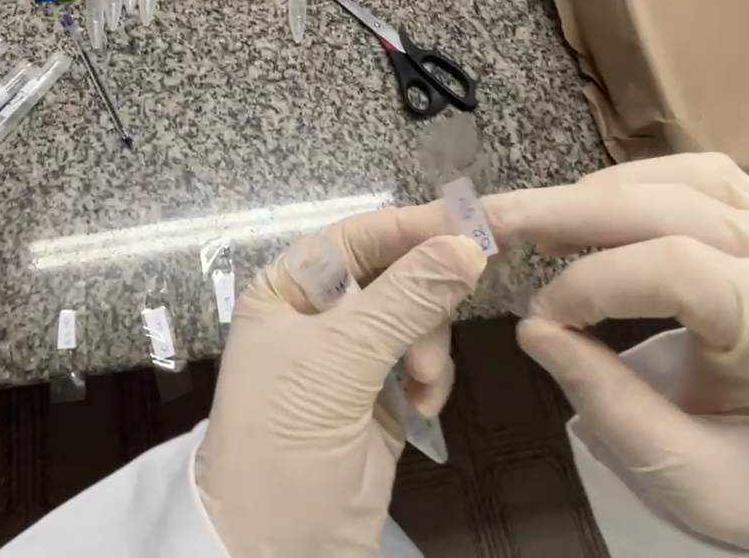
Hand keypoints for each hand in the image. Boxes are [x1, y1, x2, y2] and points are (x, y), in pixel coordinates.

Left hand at [195, 203, 486, 556]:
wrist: (274, 552)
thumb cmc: (285, 437)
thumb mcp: (339, 359)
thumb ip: (405, 299)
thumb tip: (468, 244)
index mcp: (286, 288)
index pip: (356, 238)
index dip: (412, 227)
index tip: (474, 223)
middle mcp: (315, 314)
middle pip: (391, 275)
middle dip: (423, 295)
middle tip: (469, 290)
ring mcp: (348, 358)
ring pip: (413, 319)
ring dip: (427, 344)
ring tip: (420, 382)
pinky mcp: (377, 398)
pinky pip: (420, 362)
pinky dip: (429, 378)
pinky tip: (421, 405)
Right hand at [489, 153, 748, 550]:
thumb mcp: (694, 484)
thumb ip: (611, 408)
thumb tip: (534, 328)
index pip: (692, 273)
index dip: (600, 281)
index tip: (544, 317)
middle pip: (684, 206)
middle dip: (575, 210)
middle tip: (494, 221)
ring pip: (691, 178)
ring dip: (603, 193)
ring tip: (541, 221)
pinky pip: (701, 176)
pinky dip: (633, 185)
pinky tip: (595, 212)